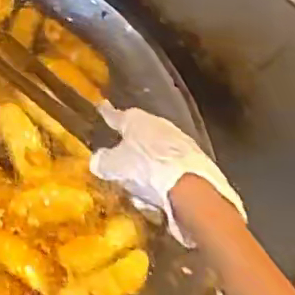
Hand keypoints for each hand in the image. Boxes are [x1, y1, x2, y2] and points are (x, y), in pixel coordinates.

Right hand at [89, 102, 243, 246]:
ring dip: (151, 159)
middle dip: (133, 140)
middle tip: (123, 151)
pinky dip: (167, 173)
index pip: (116, 115)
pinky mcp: (197, 160)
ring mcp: (180, 141)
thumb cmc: (145, 168)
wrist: (191, 187)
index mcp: (135, 119)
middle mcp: (158, 124)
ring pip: (159, 148)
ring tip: (143, 178)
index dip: (107, 112)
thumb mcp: (115, 167)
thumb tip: (96, 161)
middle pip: (141, 130)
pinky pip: (174, 164)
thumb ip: (104, 162)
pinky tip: (163, 189)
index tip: (101, 105)